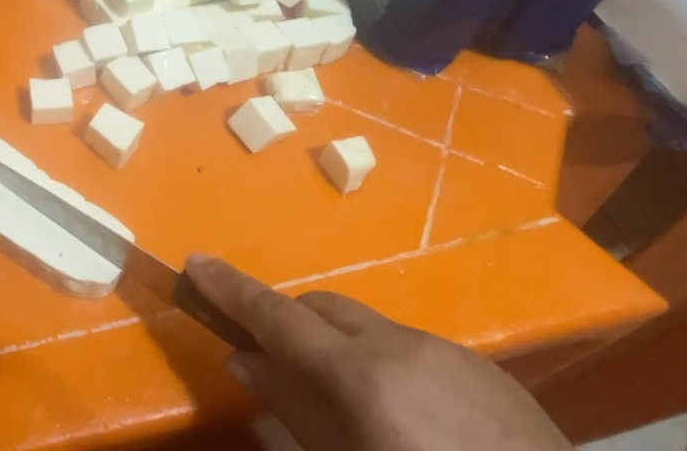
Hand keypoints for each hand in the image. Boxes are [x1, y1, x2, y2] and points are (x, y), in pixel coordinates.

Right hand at [187, 254, 573, 450]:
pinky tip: (419, 423)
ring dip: (344, 348)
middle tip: (277, 364)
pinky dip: (393, 366)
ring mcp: (452, 354)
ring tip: (359, 409)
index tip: (194, 263)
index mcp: (363, 374)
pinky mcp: (492, 372)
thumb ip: (294, 409)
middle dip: (292, 324)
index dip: (231, 290)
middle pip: (323, 308)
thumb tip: (243, 360)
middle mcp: (403, 346)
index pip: (277, 316)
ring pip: (371, 328)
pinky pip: (418, 350)